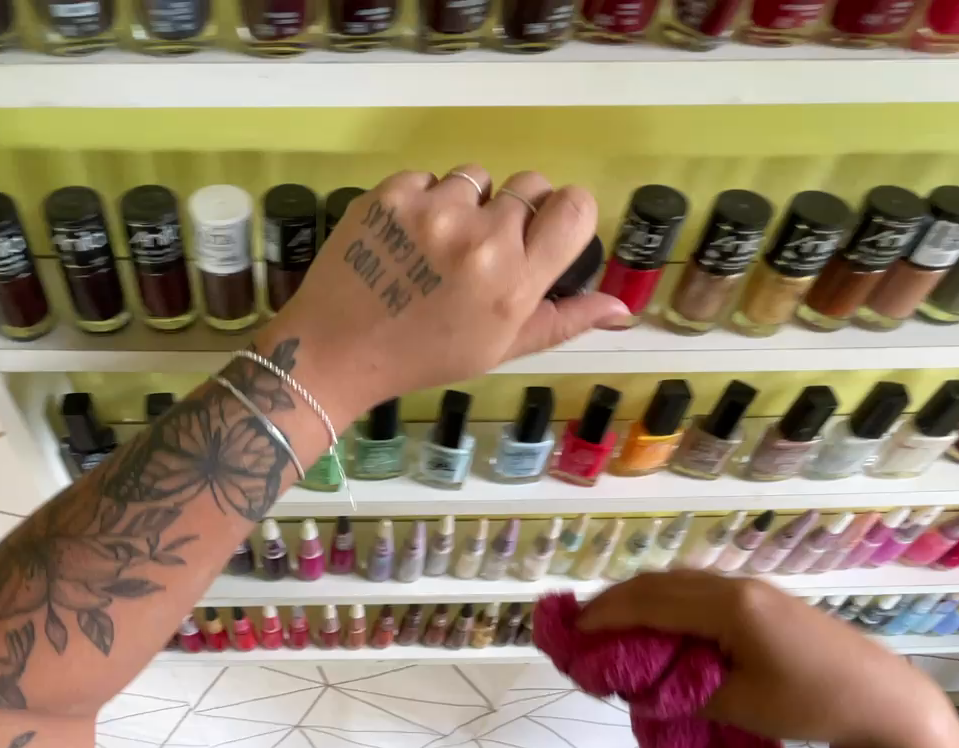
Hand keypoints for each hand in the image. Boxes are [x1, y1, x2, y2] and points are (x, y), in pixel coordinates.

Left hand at [254, 166, 632, 421]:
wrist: (337, 352)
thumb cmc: (423, 357)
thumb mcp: (497, 350)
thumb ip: (560, 322)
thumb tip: (621, 308)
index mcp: (514, 284)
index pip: (575, 206)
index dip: (562, 216)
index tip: (539, 236)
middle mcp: (482, 241)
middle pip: (529, 185)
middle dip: (513, 214)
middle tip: (478, 254)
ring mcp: (433, 212)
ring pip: (475, 178)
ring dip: (464, 205)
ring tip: (433, 250)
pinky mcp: (391, 195)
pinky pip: (427, 179)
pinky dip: (420, 203)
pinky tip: (403, 242)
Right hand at [579, 572, 958, 747]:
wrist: (885, 698)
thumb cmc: (812, 704)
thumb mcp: (739, 705)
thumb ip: (680, 690)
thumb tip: (634, 684)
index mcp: (728, 607)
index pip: (648, 603)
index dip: (604, 616)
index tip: (571, 634)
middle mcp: (733, 586)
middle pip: (655, 584)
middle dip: (611, 603)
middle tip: (579, 630)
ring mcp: (747, 587)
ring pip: (673, 582)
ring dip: (635, 600)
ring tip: (607, 627)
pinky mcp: (756, 597)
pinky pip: (692, 590)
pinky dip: (660, 602)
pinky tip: (652, 623)